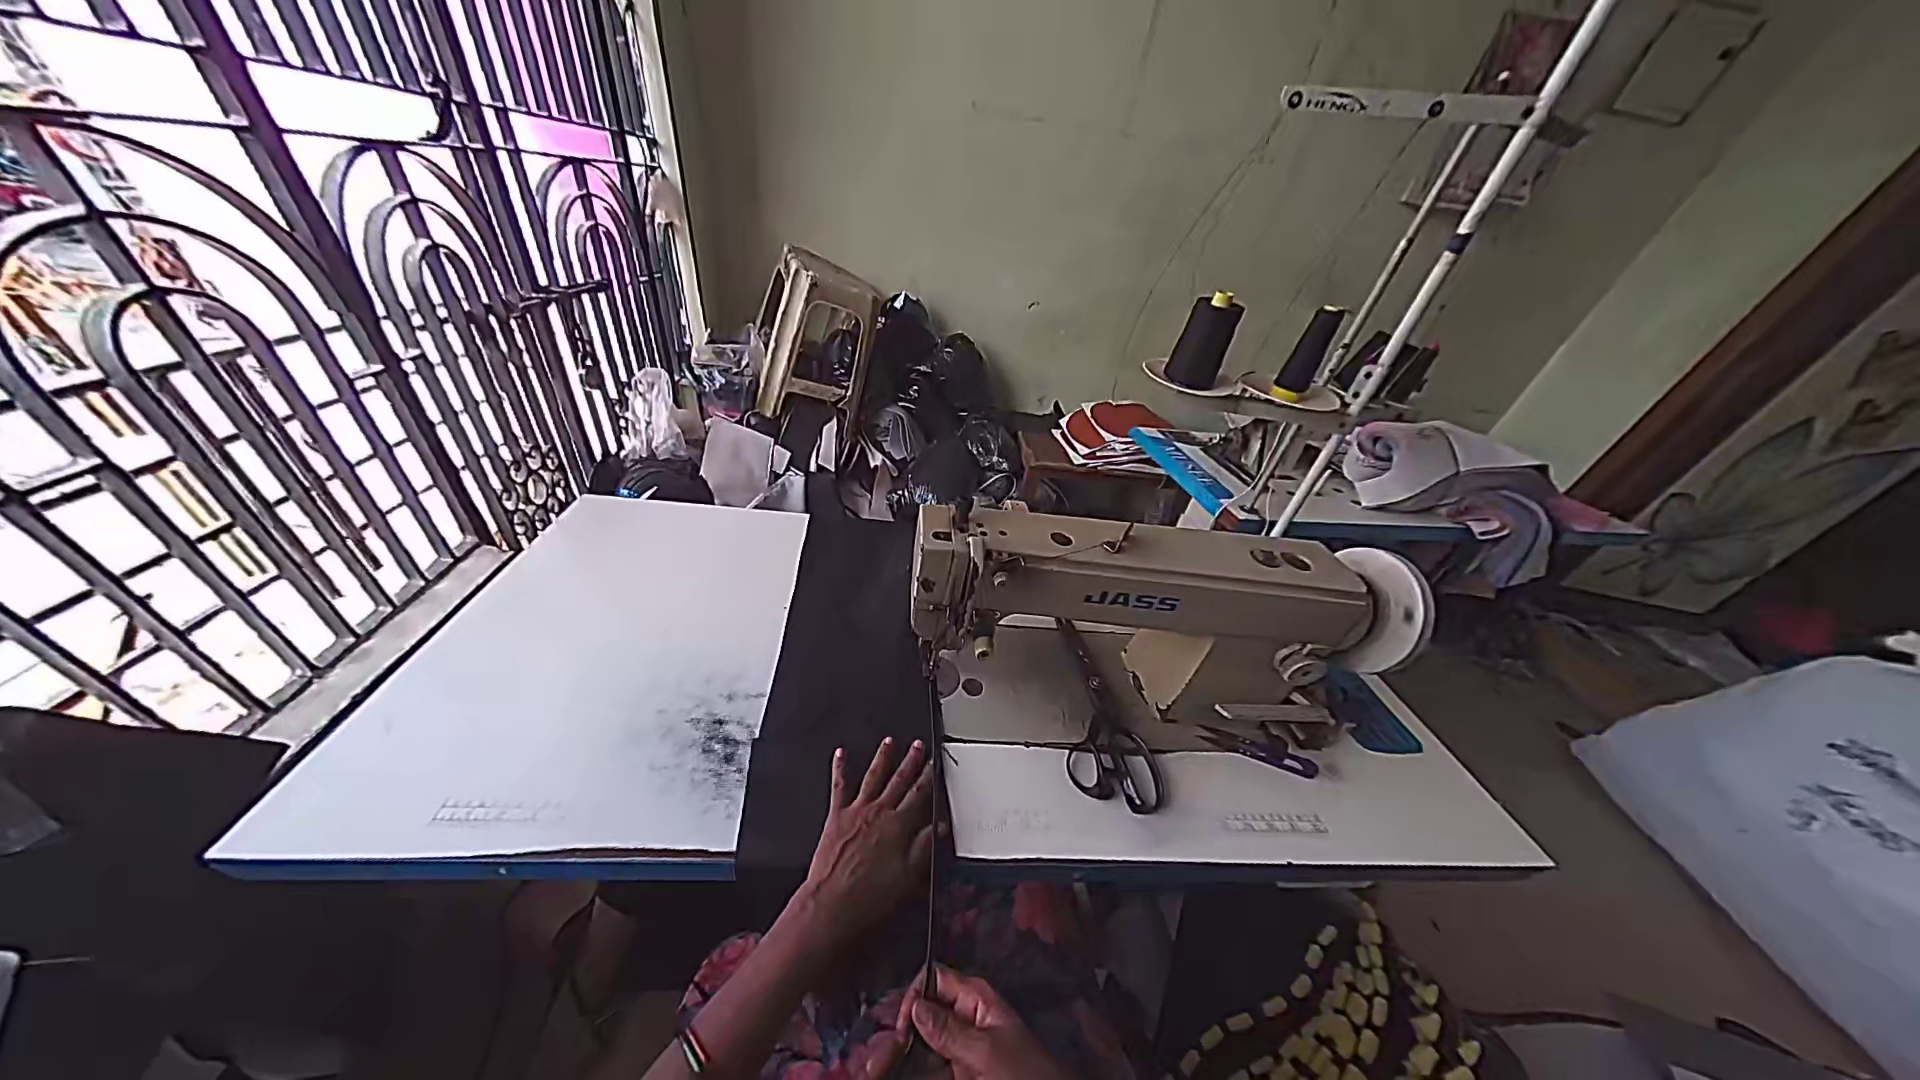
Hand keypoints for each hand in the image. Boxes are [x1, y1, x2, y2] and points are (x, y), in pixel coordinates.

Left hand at [801, 738, 934, 940]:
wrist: (832, 904)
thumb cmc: (870, 896)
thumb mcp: (909, 877)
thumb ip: (925, 847)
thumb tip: (940, 827)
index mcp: (898, 826)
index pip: (919, 794)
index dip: (929, 777)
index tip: (934, 763)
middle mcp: (878, 812)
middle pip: (899, 780)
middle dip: (910, 761)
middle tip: (918, 745)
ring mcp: (856, 811)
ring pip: (873, 776)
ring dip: (882, 758)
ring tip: (889, 742)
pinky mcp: (836, 817)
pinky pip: (839, 786)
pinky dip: (839, 768)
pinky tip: (840, 754)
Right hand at [885, 965, 1074, 1079]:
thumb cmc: (1022, 1073)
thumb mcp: (986, 1052)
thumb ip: (950, 1030)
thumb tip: (916, 1006)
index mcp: (974, 996)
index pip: (934, 977)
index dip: (913, 994)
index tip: (900, 1026)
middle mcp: (964, 1013)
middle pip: (924, 1007)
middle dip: (902, 1022)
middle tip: (881, 1048)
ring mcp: (961, 1042)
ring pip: (924, 1036)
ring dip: (904, 1047)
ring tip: (883, 1060)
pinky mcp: (960, 1067)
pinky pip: (932, 1061)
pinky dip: (917, 1063)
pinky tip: (901, 1067)